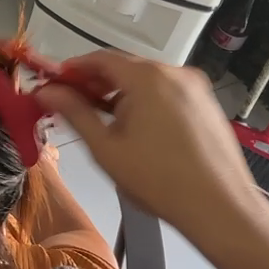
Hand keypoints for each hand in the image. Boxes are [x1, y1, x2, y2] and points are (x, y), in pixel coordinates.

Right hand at [38, 51, 267, 244]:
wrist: (221, 210)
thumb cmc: (158, 180)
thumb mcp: (105, 147)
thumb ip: (73, 112)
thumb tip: (47, 91)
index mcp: (147, 77)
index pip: (99, 58)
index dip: (71, 69)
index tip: (52, 84)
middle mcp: (173, 72)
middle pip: (123, 66)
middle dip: (94, 82)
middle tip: (71, 104)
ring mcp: (195, 87)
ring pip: (145, 80)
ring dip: (119, 92)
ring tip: (101, 120)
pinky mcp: (206, 103)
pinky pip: (166, 91)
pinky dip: (144, 100)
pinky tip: (135, 127)